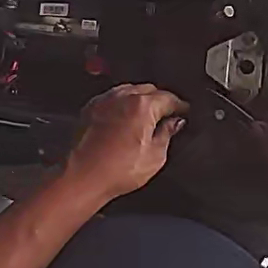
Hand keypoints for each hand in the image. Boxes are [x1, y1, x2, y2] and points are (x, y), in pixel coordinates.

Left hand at [63, 84, 187, 202]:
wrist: (83, 177)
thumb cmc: (115, 170)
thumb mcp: (155, 156)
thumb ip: (168, 134)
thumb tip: (174, 124)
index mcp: (143, 105)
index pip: (169, 98)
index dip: (181, 106)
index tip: (184, 112)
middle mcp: (123, 97)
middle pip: (150, 90)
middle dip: (161, 101)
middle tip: (168, 115)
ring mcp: (105, 101)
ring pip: (130, 91)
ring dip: (141, 99)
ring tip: (147, 117)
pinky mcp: (91, 108)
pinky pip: (113, 98)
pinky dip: (122, 104)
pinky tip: (126, 118)